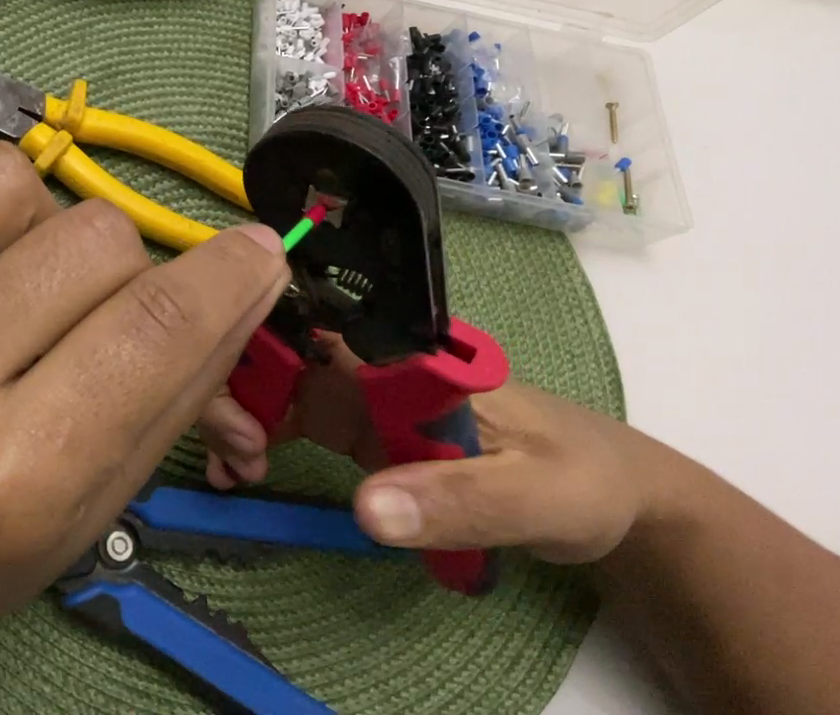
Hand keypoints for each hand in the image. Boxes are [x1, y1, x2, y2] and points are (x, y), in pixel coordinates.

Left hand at [0, 131, 290, 653]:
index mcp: (10, 473)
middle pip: (89, 239)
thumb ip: (179, 390)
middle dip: (130, 266)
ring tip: (29, 275)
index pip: (148, 332)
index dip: (223, 279)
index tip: (257, 253)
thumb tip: (251, 279)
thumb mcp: (96, 503)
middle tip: (105, 311)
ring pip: (7, 176)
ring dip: (48, 216)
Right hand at [197, 335, 676, 563]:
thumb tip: (365, 510)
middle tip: (233, 454)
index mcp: (407, 356)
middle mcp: (372, 363)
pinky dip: (255, 442)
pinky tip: (238, 472)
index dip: (257, 350)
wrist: (610, 500)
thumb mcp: (536, 495)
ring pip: (272, 384)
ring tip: (230, 470)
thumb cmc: (583, 479)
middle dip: (238, 390)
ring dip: (239, 417)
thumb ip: (458, 500)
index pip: (312, 328)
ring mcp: (359, 394)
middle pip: (277, 351)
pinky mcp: (356, 428)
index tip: (232, 406)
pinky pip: (287, 422)